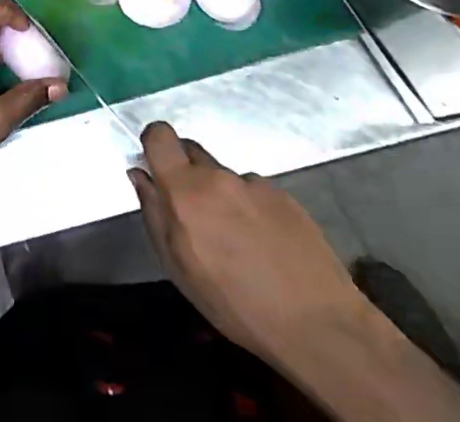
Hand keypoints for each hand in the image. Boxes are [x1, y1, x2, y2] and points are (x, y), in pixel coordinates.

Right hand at [129, 122, 370, 362]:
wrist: (319, 325)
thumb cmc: (233, 301)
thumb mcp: (177, 265)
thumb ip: (153, 212)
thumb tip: (140, 175)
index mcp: (185, 189)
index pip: (160, 135)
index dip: (153, 142)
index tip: (155, 164)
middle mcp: (219, 176)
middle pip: (192, 152)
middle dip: (186, 173)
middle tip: (194, 212)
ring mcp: (256, 185)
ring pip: (225, 176)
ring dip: (221, 194)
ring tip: (237, 237)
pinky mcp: (287, 198)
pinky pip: (255, 192)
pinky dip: (251, 207)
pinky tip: (265, 242)